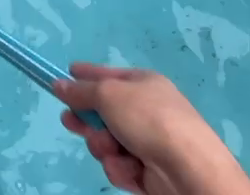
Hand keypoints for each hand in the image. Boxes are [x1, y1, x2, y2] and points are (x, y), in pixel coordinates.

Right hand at [52, 63, 249, 194]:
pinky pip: (119, 164)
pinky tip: (130, 169)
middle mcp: (146, 111)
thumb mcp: (107, 94)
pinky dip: (120, 167)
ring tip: (113, 150)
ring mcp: (149, 143)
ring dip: (103, 146)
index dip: (82, 77)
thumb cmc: (149, 120)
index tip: (59, 83)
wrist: (191, 173)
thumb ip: (79, 89)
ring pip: (106, 140)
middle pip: (102, 111)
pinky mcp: (149, 172)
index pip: (105, 74)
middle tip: (72, 123)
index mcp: (143, 84)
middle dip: (86, 119)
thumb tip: (58, 84)